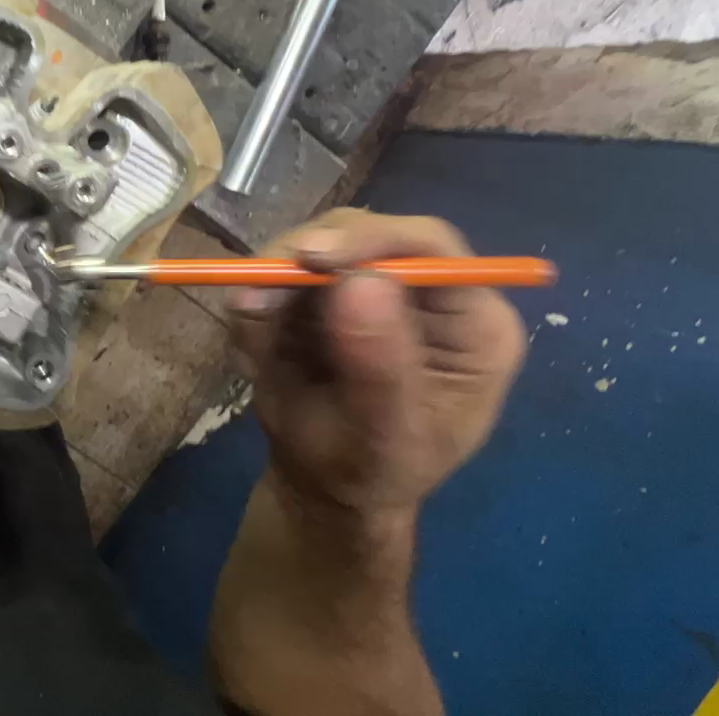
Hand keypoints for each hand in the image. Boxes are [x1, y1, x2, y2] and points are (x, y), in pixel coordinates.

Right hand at [231, 209, 526, 521]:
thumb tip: (360, 282)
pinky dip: (251, 311)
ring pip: (305, 247)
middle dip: (301, 261)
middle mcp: (418, 291)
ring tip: (253, 355)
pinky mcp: (314, 295)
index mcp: (467, 321)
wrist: (322, 485)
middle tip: (256, 298)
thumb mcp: (384, 435)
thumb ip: (379, 366)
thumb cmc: (370, 471)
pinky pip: (271, 277)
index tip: (309, 257)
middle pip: (358, 232)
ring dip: (266, 289)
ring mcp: (361, 287)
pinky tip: (253, 361)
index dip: (369, 238)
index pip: (428, 246)